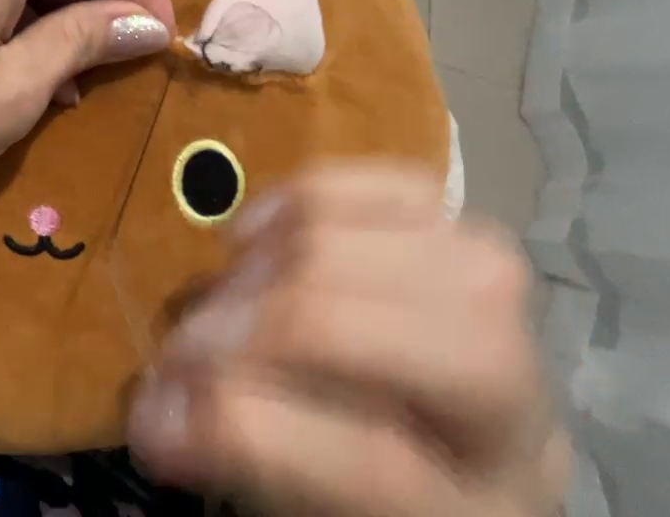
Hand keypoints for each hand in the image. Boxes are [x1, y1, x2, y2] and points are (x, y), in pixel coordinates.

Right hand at [127, 167, 569, 516]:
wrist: (458, 454)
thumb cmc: (371, 491)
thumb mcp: (316, 507)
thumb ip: (240, 460)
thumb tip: (151, 406)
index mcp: (477, 512)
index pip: (369, 463)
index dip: (237, 427)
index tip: (150, 421)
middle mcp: (519, 414)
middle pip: (352, 328)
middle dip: (234, 328)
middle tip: (178, 348)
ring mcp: (508, 318)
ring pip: (361, 244)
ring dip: (259, 266)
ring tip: (220, 296)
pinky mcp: (473, 245)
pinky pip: (391, 186)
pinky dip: (301, 200)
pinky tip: (254, 240)